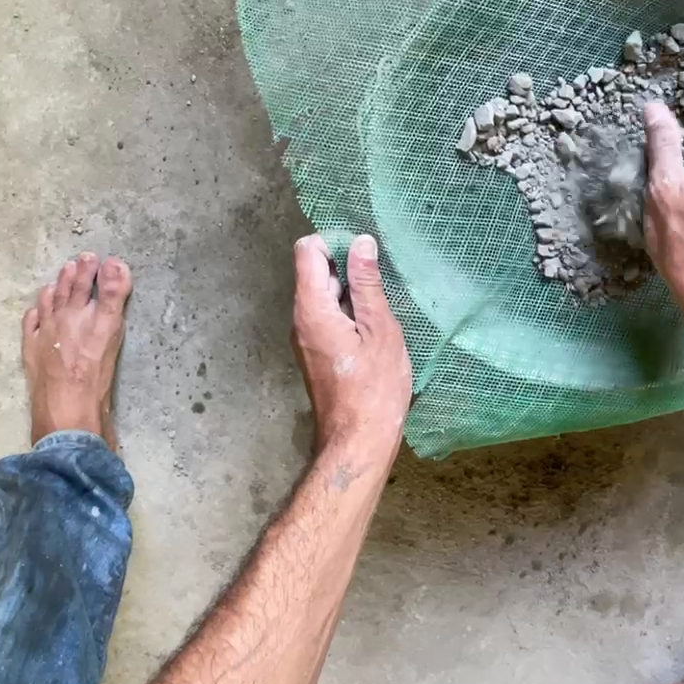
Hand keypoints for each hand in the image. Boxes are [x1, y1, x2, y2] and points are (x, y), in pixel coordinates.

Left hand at [290, 234, 412, 458]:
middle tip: (382, 284)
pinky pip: (328, 315)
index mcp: (312, 308)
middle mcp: (300, 318)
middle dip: (347, 267)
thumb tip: (361, 242)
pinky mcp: (316, 351)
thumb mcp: (379, 328)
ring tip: (382, 308)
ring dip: (352, 291)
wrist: (357, 441)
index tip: (367, 256)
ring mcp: (306, 336)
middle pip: (315, 270)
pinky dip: (349, 311)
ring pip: (324, 294)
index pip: (307, 250)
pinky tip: (375, 329)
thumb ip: (368, 283)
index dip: (335, 243)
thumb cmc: (374, 386)